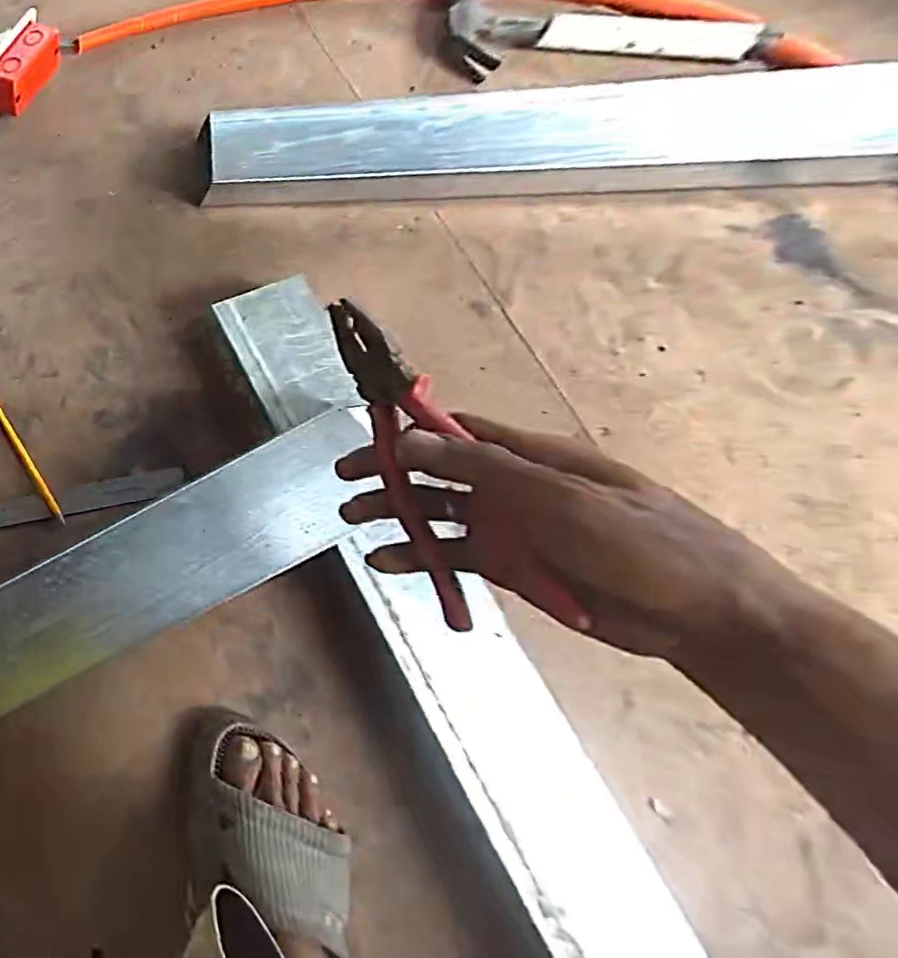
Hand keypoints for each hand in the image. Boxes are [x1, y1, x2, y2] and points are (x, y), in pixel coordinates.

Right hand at [334, 414, 792, 659]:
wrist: (707, 620)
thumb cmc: (643, 543)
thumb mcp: (558, 497)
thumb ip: (481, 468)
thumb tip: (410, 439)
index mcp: (528, 457)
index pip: (456, 432)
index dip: (411, 431)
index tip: (369, 436)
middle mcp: (509, 486)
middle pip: (433, 471)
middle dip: (388, 472)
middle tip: (345, 478)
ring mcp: (505, 526)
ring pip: (433, 512)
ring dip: (392, 513)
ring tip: (354, 518)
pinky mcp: (504, 565)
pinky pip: (448, 555)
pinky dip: (416, 556)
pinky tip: (387, 560)